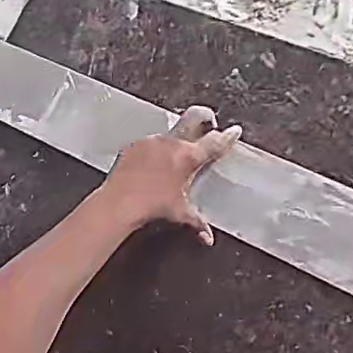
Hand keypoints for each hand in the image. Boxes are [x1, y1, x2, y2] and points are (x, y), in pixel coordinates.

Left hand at [98, 106, 241, 244]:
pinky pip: (150, 143)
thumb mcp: (179, 213)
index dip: (228, 136)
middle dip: (206, 117)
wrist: (119, 203)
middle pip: (194, 117)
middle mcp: (171, 143)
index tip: (234, 131)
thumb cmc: (150, 206)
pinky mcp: (135, 145)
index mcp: (187, 157)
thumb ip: (197, 222)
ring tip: (176, 158)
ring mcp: (151, 141)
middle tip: (210, 123)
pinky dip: (156, 151)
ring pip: (170, 133)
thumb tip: (207, 236)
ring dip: (177, 141)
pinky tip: (154, 165)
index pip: (215, 142)